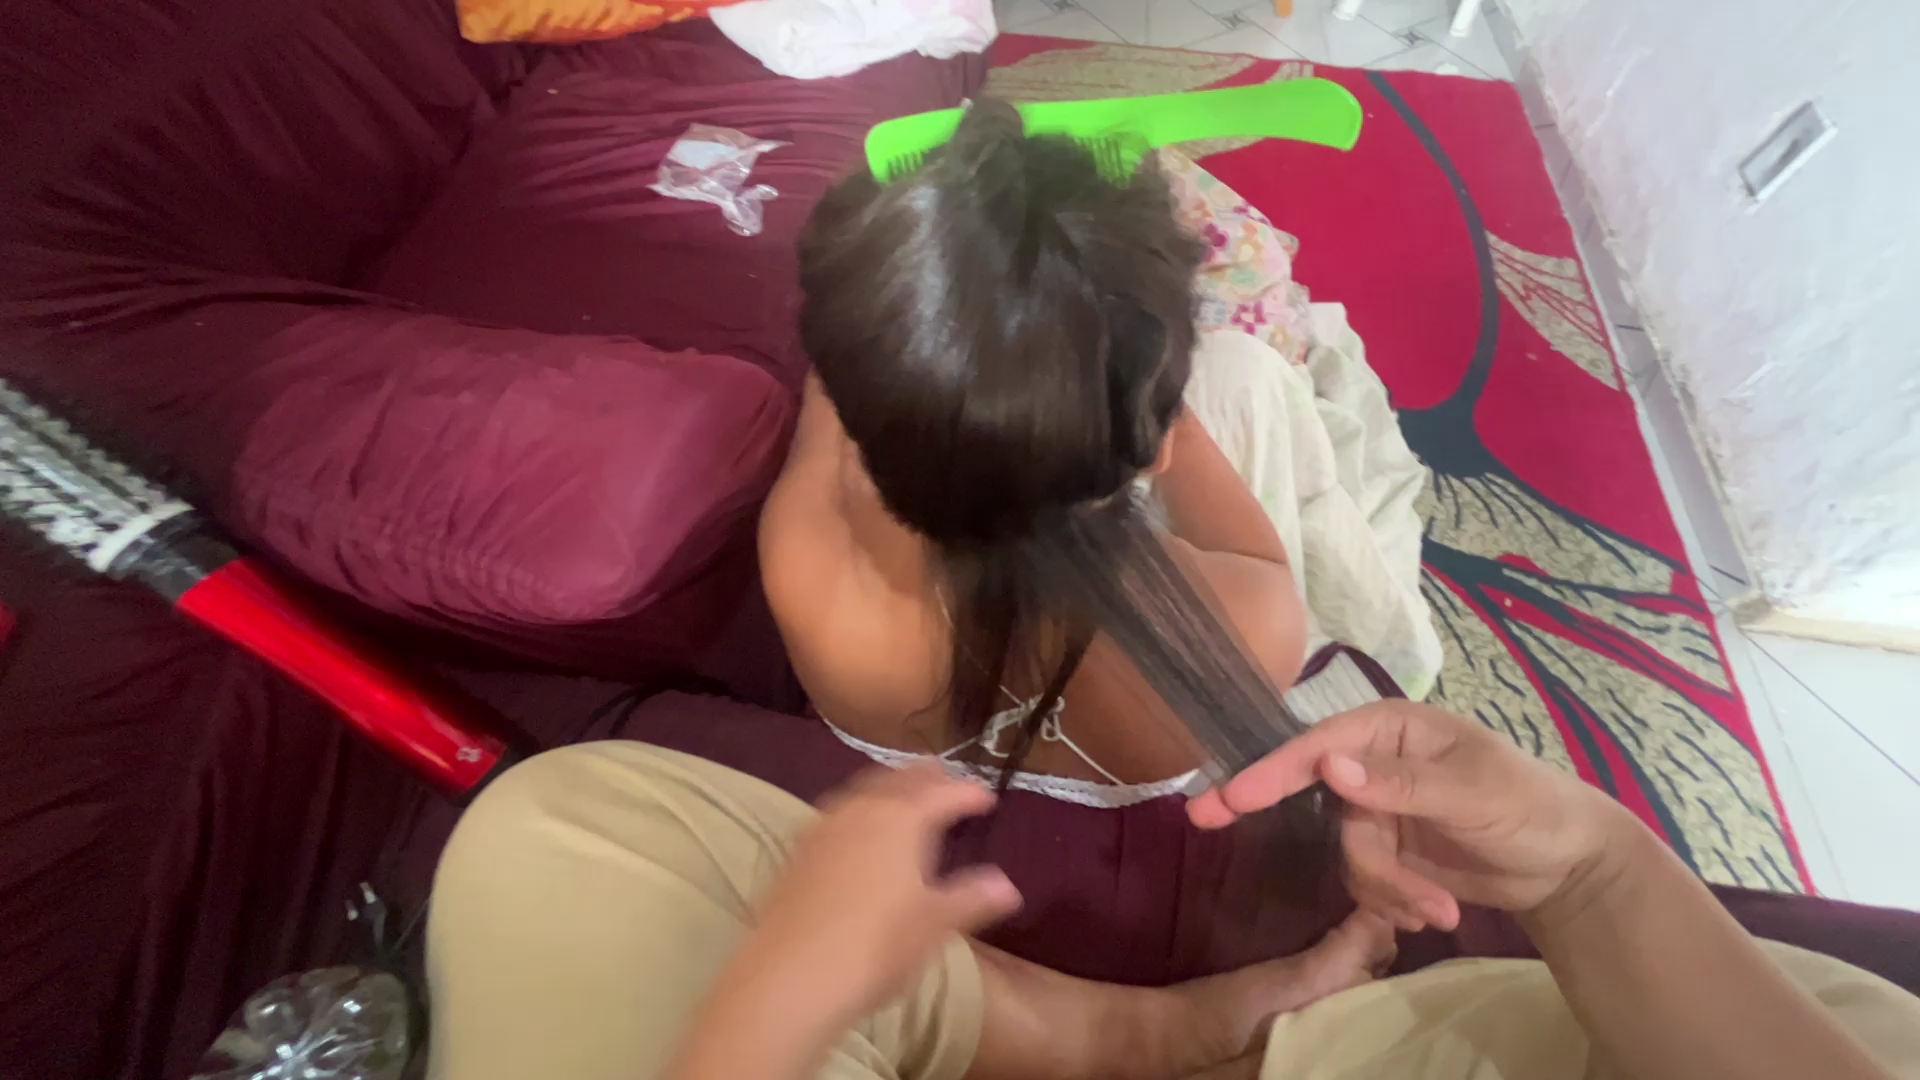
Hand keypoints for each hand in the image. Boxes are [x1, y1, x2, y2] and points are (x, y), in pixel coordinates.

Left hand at [748, 764, 1021, 1021]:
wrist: (789, 975)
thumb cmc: (875, 947)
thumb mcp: (934, 925)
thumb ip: (971, 898)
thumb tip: (1008, 885)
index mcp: (904, 817)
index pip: (945, 793)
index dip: (969, 792)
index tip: (988, 797)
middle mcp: (865, 807)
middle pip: (903, 777)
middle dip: (930, 775)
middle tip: (949, 778)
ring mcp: (828, 822)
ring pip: (868, 786)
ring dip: (894, 783)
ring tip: (908, 791)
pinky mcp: (801, 844)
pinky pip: (841, 805)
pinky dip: (862, 802)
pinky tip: (859, 821)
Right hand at [1188, 700, 1635, 931]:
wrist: (1572, 868)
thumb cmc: (1529, 805)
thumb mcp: (1471, 791)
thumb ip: (1398, 781)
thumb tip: (1326, 765)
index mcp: (1383, 730)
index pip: (1313, 747)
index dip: (1267, 771)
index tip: (1228, 797)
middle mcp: (1367, 765)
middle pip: (1315, 803)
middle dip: (1300, 830)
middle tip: (1204, 820)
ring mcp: (1374, 810)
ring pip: (1344, 852)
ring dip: (1384, 888)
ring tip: (1436, 912)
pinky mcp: (1386, 851)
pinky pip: (1363, 880)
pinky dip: (1393, 902)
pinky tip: (1433, 911)